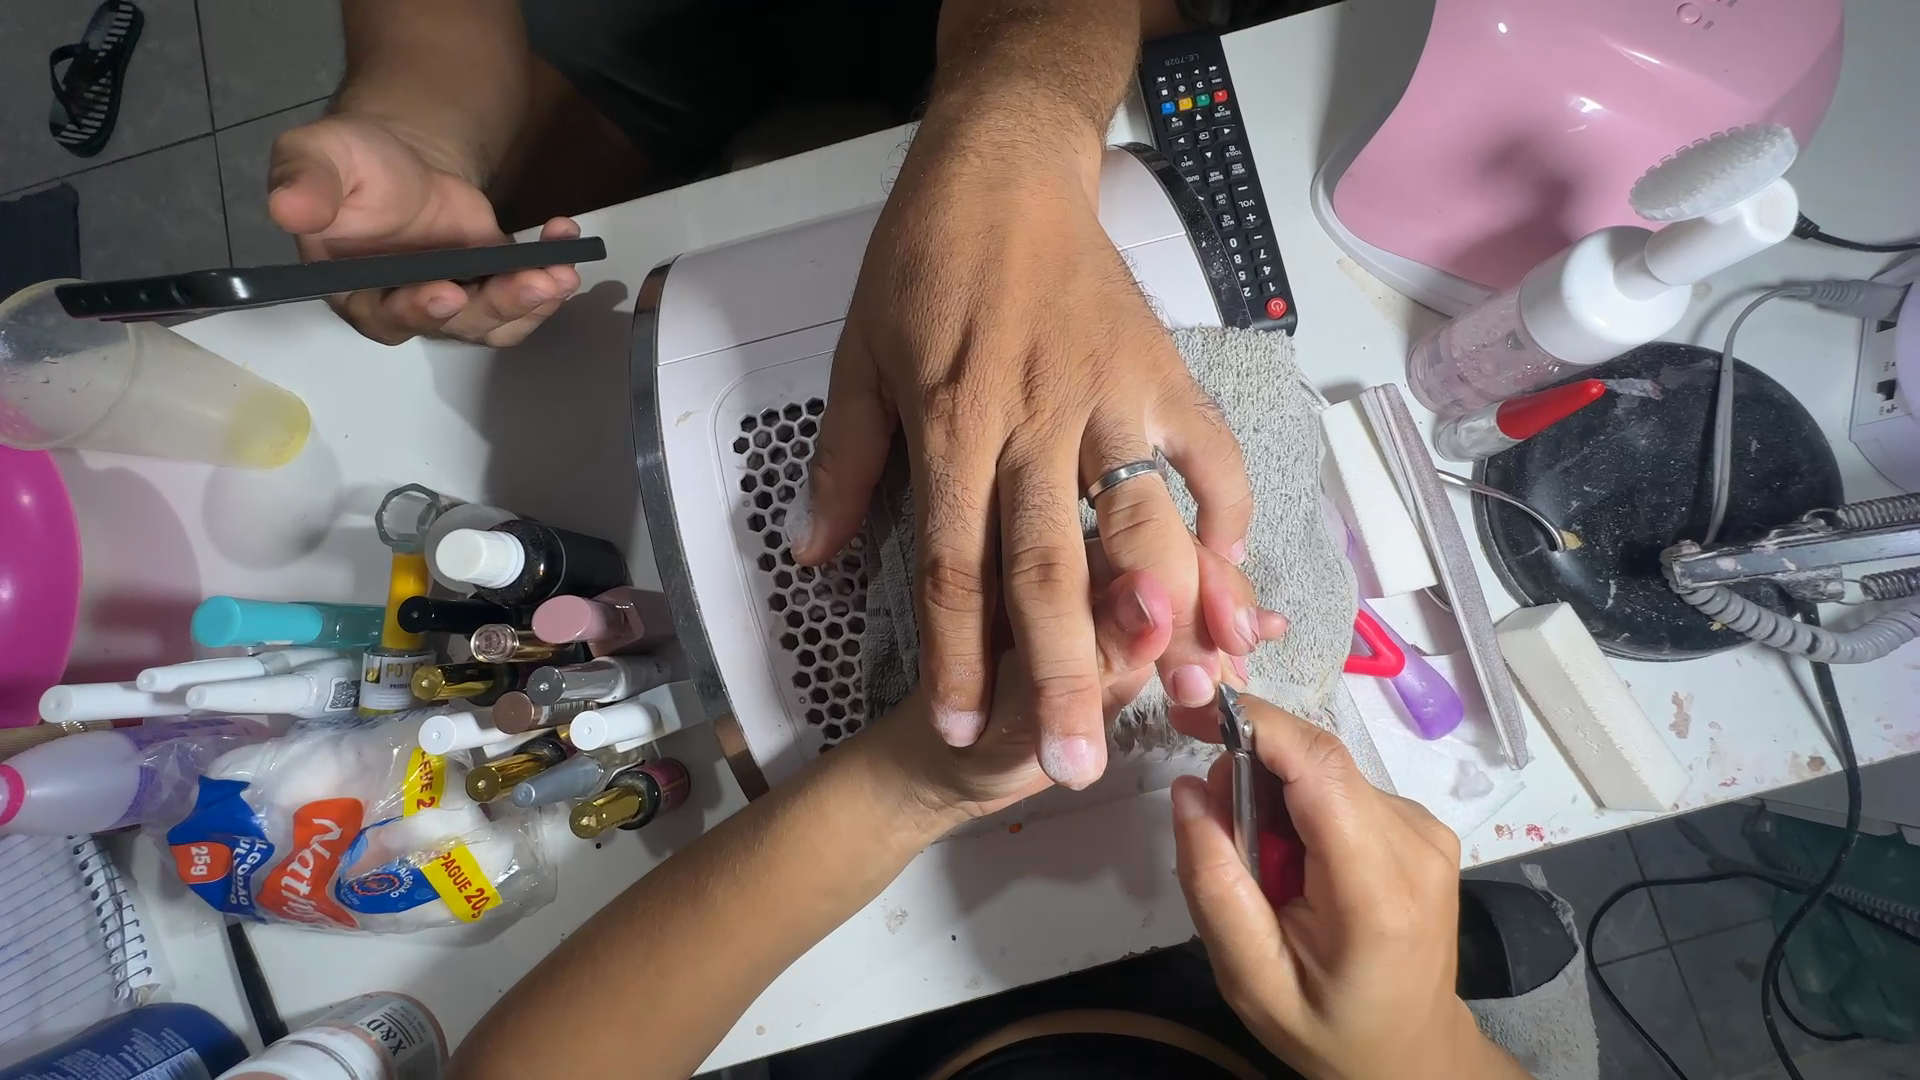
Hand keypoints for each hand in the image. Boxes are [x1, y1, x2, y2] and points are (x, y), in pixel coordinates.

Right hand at [268, 114, 581, 346]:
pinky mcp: (497, 289)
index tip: (448, 292)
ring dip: (538, 300)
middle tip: (537, 280)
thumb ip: (305, 184)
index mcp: (358, 291)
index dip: (419, 312)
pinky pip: (531, 296)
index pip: (388, 318)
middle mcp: (413, 308)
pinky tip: (566, 239)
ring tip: (563, 270)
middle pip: (462, 324)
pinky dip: (553, 273)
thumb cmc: (351, 163)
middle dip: (501, 304)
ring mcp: (462, 303)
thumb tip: (286, 209)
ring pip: (503, 320)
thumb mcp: (316, 157)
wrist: (404, 160)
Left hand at [795, 114, 1252, 792]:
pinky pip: (1207, 453)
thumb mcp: (858, 359)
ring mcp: (1110, 397)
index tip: (964, 734)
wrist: (1001, 169)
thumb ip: (845, 463)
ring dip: (1168, 614)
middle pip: (1052, 566)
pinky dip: (1224, 515)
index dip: (956, 657)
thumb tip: (817, 554)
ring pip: (1143, 520)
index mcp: (954, 424)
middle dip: (1065, 675)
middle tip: (1080, 766)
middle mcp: (1036, 422)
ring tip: (1188, 695)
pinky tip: (1232, 579)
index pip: (953, 564)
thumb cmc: (922, 264)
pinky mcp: (1162, 372)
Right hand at [1170, 696, 1520, 1079]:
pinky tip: (1289, 854)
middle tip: (1215, 824)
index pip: (1318, 765)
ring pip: (1318, 765)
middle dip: (1247, 767)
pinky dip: (1294, 801)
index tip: (1189, 713)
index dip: (1252, 723)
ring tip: (1258, 857)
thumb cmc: (1329, 1026)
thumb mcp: (1249, 977)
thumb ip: (1213, 884)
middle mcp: (1415, 841)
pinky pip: (1333, 781)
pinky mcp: (1415, 822)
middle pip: (1313, 757)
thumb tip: (1189, 788)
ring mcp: (1422, 827)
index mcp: (1379, 888)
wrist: (1413, 1055)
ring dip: (1268, 789)